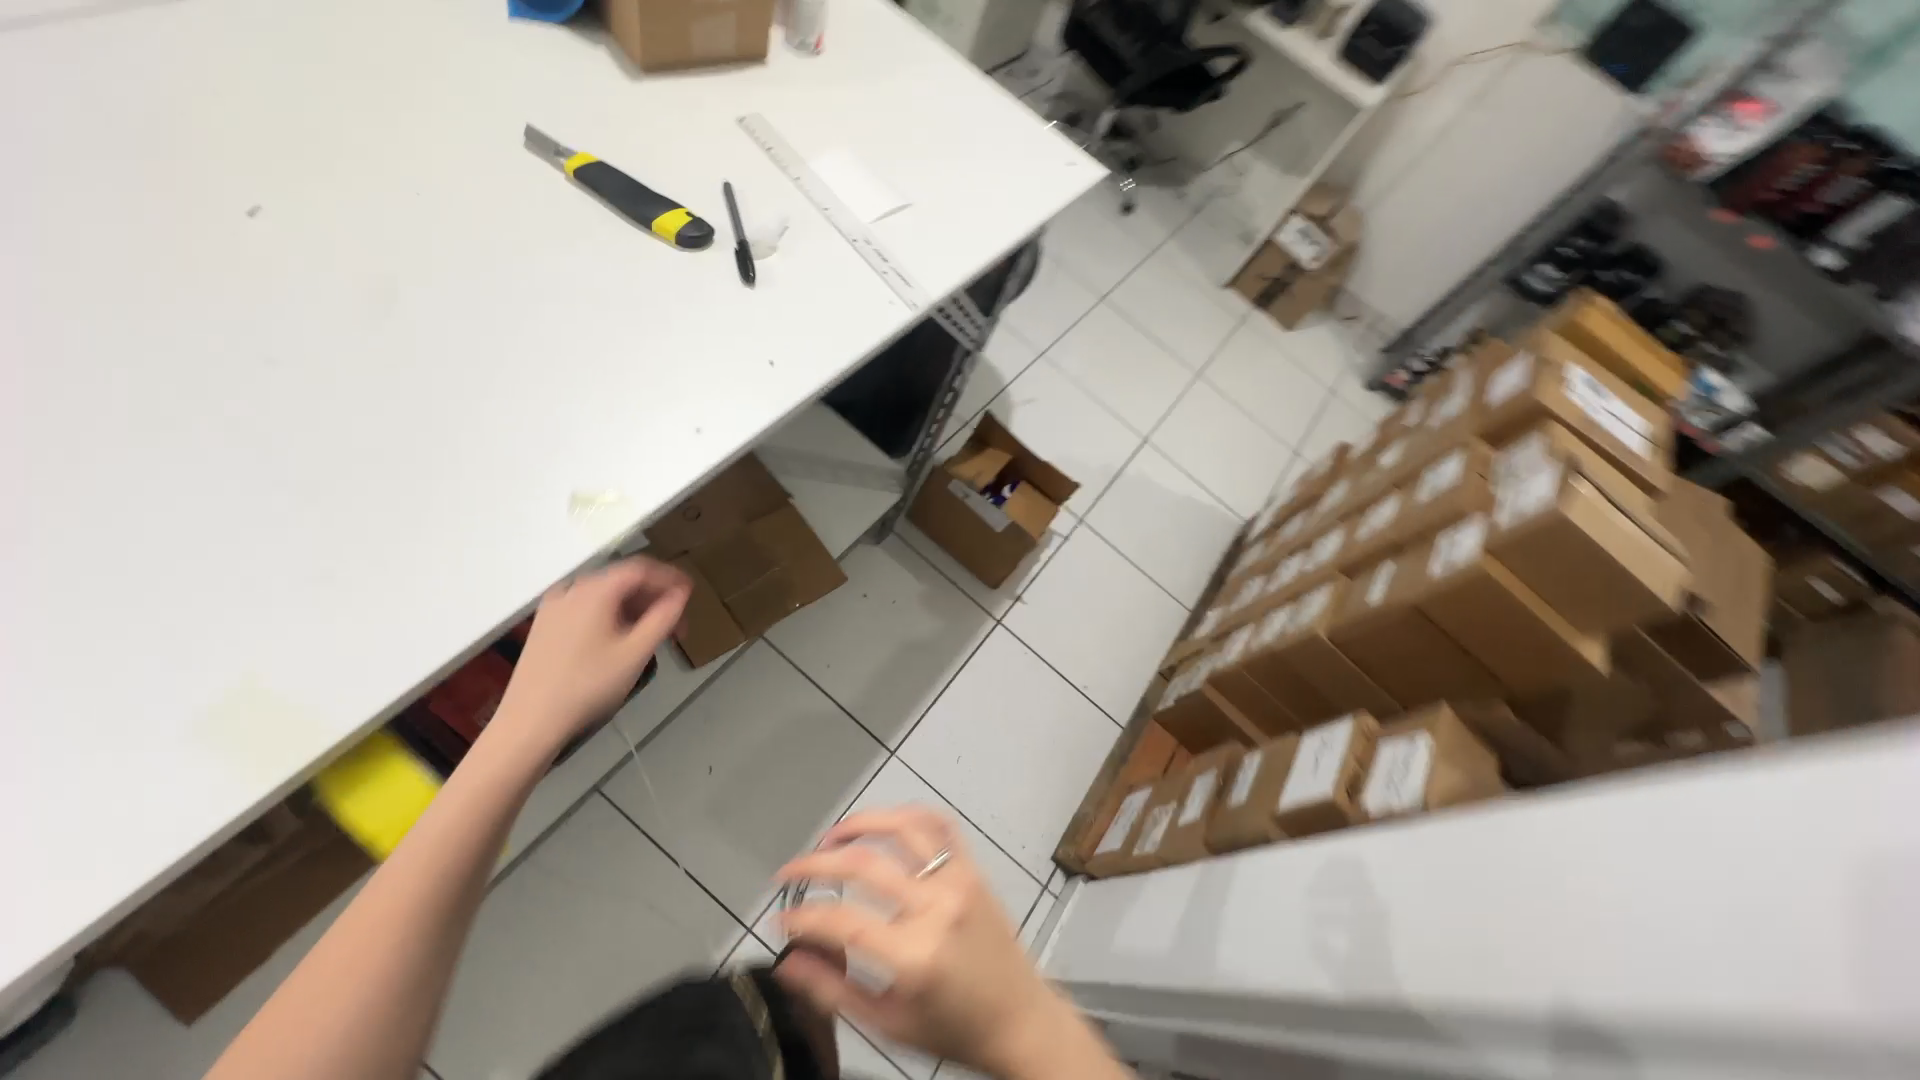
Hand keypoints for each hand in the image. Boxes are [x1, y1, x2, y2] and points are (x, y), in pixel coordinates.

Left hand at [493, 556, 690, 753]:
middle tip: (676, 625)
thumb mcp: (636, 653)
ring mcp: (554, 606)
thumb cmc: (589, 685)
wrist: (530, 720)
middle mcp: (572, 589)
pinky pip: (586, 608)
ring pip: (604, 596)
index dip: (670, 577)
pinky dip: (610, 616)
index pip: (640, 569)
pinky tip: (619, 641)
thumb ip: (664, 618)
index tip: (690, 594)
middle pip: (621, 581)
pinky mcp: (544, 625)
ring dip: (633, 609)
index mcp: (595, 590)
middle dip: (653, 598)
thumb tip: (680, 594)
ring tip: (651, 636)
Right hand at [771, 807, 1087, 1078]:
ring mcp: (959, 880)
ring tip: (830, 837)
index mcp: (914, 954)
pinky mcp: (973, 869)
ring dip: (860, 823)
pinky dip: (908, 815)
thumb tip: (787, 960)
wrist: (1020, 1019)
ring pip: (903, 827)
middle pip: (864, 864)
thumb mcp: (887, 1023)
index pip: (842, 920)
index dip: (803, 916)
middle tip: (789, 871)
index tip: (781, 917)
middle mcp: (937, 907)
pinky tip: (883, 824)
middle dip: (815, 863)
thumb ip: (833, 990)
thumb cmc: (952, 1029)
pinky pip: (940, 825)